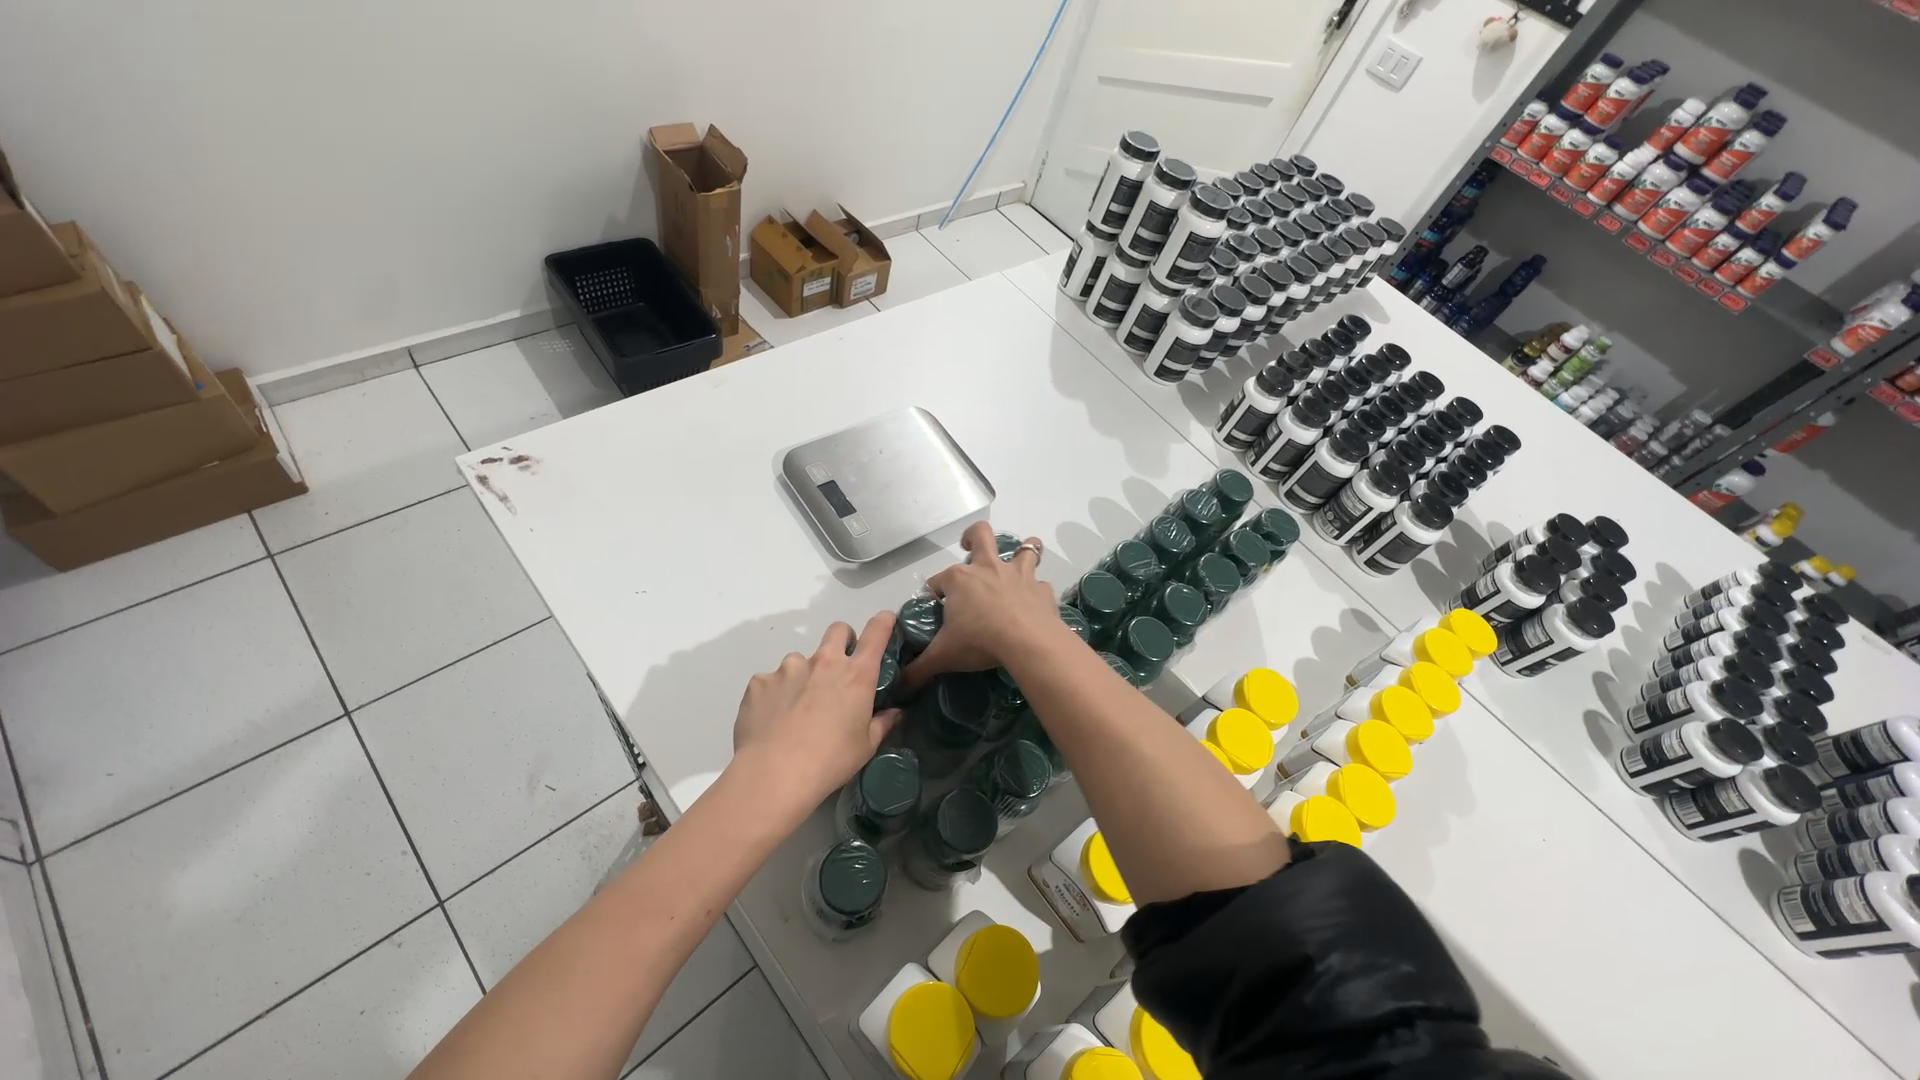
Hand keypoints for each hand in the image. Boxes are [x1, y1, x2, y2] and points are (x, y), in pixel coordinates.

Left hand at [732, 612, 902, 806]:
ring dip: (804, 675)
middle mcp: (823, 662)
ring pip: (800, 659)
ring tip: (796, 708)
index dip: (883, 621)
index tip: (886, 619)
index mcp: (856, 675)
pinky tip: (772, 719)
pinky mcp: (760, 681)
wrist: (774, 773)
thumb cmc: (830, 760)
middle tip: (840, 667)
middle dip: (843, 640)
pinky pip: (771, 681)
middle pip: (838, 630)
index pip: (876, 633)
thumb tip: (895, 712)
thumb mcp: (866, 747)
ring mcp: (788, 668)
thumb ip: (882, 723)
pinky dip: (775, 694)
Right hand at [900, 522, 1062, 694]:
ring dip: (1022, 550)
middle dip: (972, 537)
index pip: (938, 580)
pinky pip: (1041, 583)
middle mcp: (988, 568)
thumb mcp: (943, 656)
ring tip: (1017, 562)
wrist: (1027, 642)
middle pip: (980, 535)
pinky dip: (1038, 590)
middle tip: (969, 548)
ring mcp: (1018, 575)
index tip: (935, 606)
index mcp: (959, 580)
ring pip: (1024, 548)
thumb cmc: (979, 642)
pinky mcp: (1042, 590)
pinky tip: (1035, 600)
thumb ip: (919, 669)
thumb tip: (900, 685)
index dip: (934, 592)